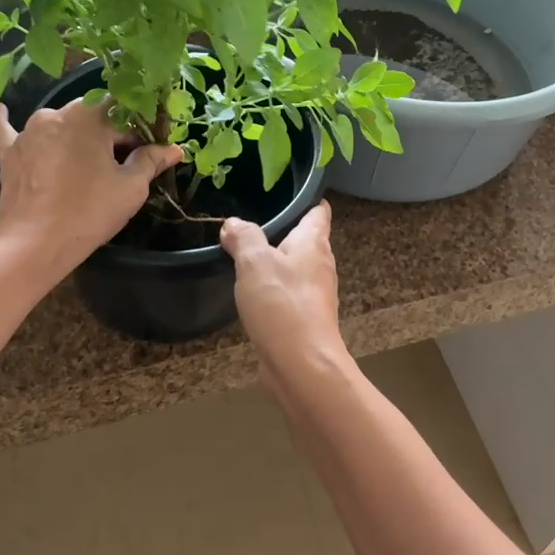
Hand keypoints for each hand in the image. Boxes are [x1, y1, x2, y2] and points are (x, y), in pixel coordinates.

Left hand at [0, 98, 182, 267]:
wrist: (36, 243)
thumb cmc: (90, 211)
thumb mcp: (131, 187)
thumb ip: (151, 160)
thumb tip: (173, 149)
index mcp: (91, 116)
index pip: (124, 111)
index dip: (139, 129)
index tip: (148, 149)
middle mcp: (57, 113)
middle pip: (92, 114)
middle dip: (109, 131)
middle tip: (122, 159)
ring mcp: (29, 132)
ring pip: (59, 122)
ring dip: (74, 132)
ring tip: (86, 156)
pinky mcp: (9, 152)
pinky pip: (5, 130)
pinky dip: (5, 120)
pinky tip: (2, 109)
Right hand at [220, 201, 347, 383]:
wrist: (301, 364)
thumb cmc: (282, 304)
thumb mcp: (254, 262)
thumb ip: (244, 237)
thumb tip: (233, 224)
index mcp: (314, 243)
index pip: (318, 211)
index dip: (307, 199)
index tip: (287, 190)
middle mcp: (320, 264)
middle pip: (307, 239)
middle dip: (285, 230)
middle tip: (254, 220)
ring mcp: (314, 294)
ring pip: (296, 268)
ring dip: (276, 262)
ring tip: (248, 254)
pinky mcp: (304, 319)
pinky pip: (288, 294)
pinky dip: (273, 288)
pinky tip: (252, 292)